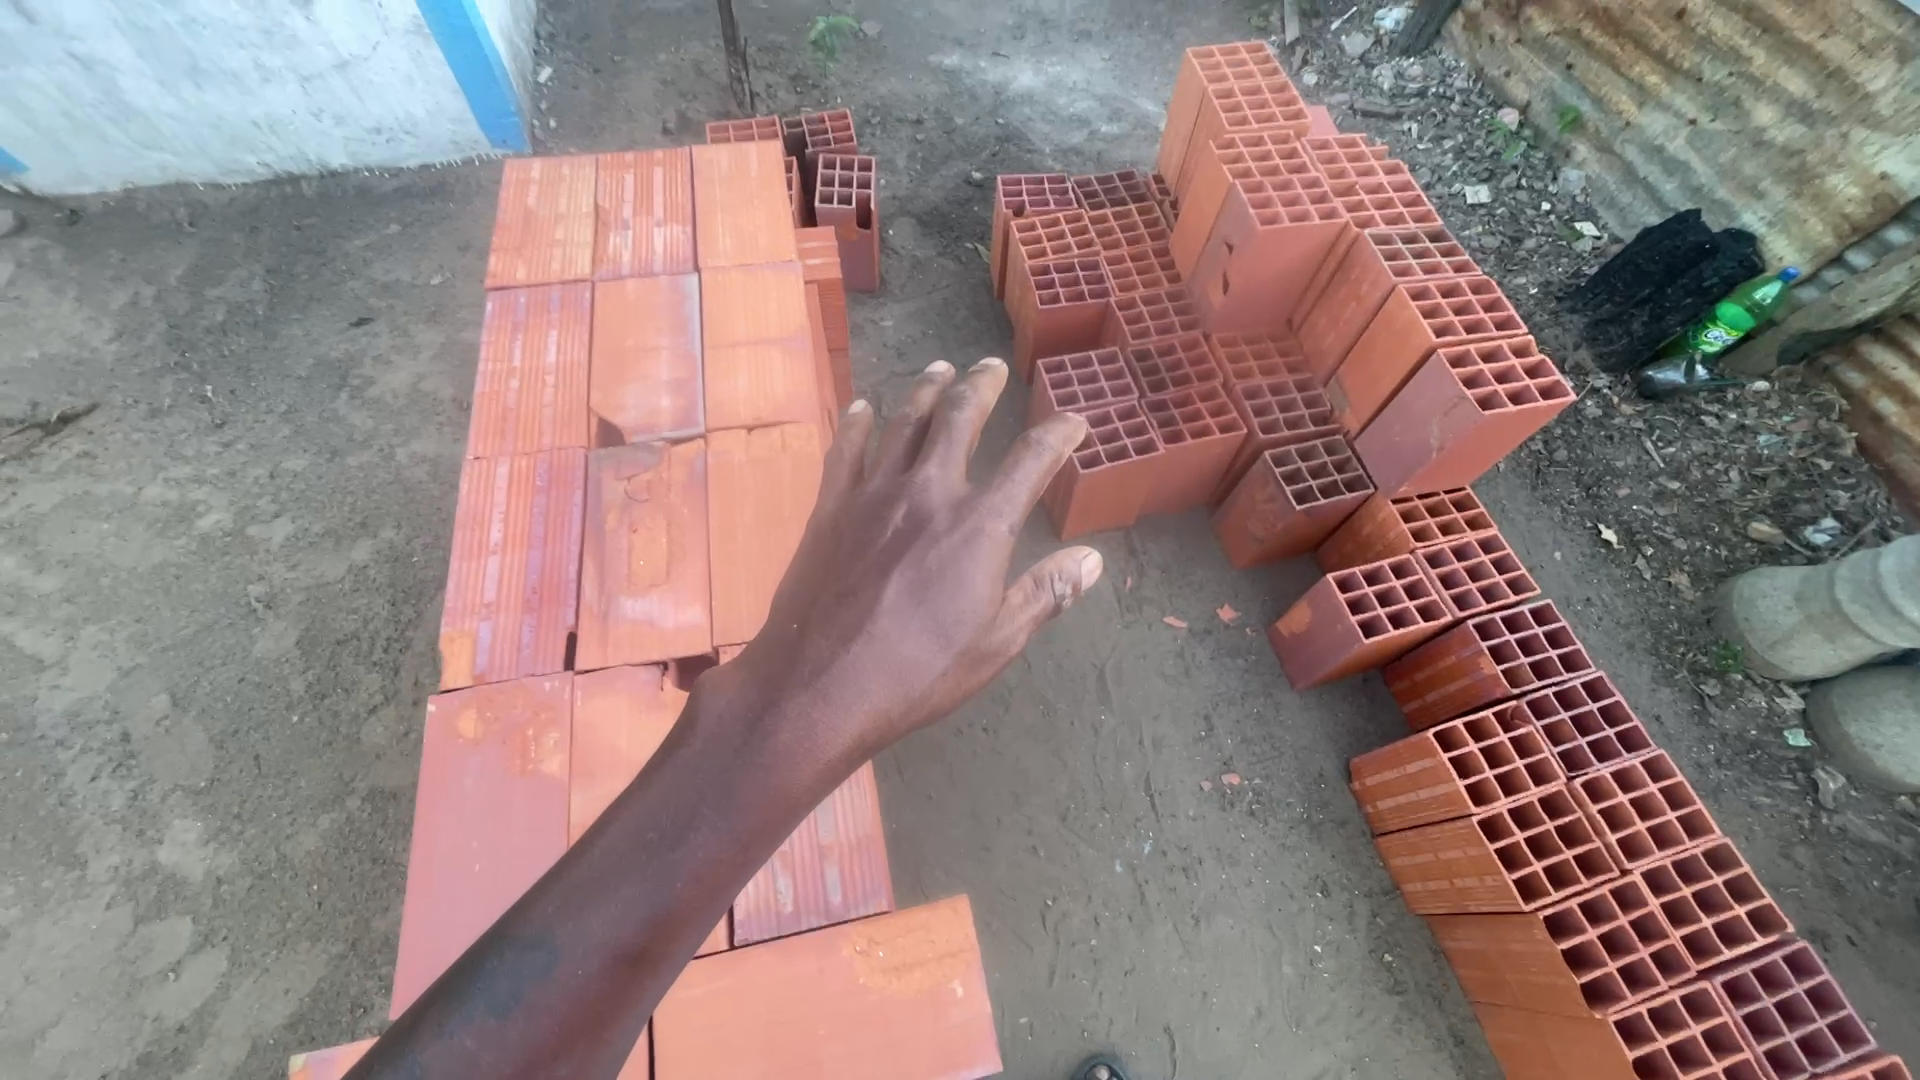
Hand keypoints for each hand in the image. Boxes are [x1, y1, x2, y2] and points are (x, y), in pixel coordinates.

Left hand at [699, 357, 1102, 769]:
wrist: (819, 685)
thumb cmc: (917, 673)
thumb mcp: (995, 644)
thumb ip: (1045, 595)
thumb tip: (1091, 561)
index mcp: (979, 526)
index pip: (1032, 462)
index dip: (1059, 435)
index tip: (1075, 421)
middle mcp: (929, 492)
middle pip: (960, 420)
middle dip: (981, 387)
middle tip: (991, 368)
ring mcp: (874, 494)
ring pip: (905, 422)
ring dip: (926, 391)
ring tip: (940, 369)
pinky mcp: (831, 507)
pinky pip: (846, 449)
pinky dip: (858, 423)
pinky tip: (863, 406)